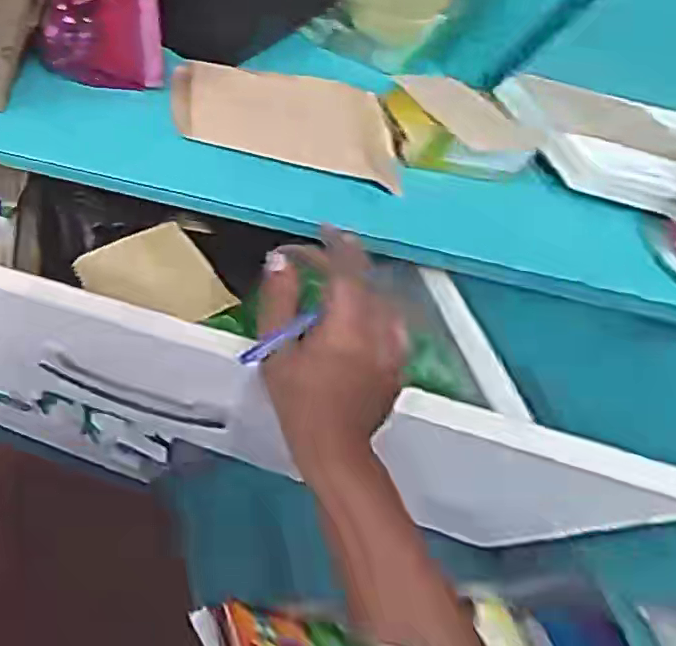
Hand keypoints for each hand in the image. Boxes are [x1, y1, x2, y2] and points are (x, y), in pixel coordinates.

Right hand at [256, 227, 407, 474]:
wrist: (333, 445)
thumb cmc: (296, 396)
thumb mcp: (276, 346)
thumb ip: (280, 299)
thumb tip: (281, 261)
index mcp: (347, 328)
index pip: (349, 274)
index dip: (336, 247)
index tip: (322, 230)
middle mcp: (380, 334)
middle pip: (369, 284)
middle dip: (344, 262)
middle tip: (315, 253)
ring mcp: (395, 351)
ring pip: (384, 301)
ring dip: (360, 282)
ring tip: (335, 274)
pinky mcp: (398, 363)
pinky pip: (390, 320)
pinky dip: (372, 303)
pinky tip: (354, 307)